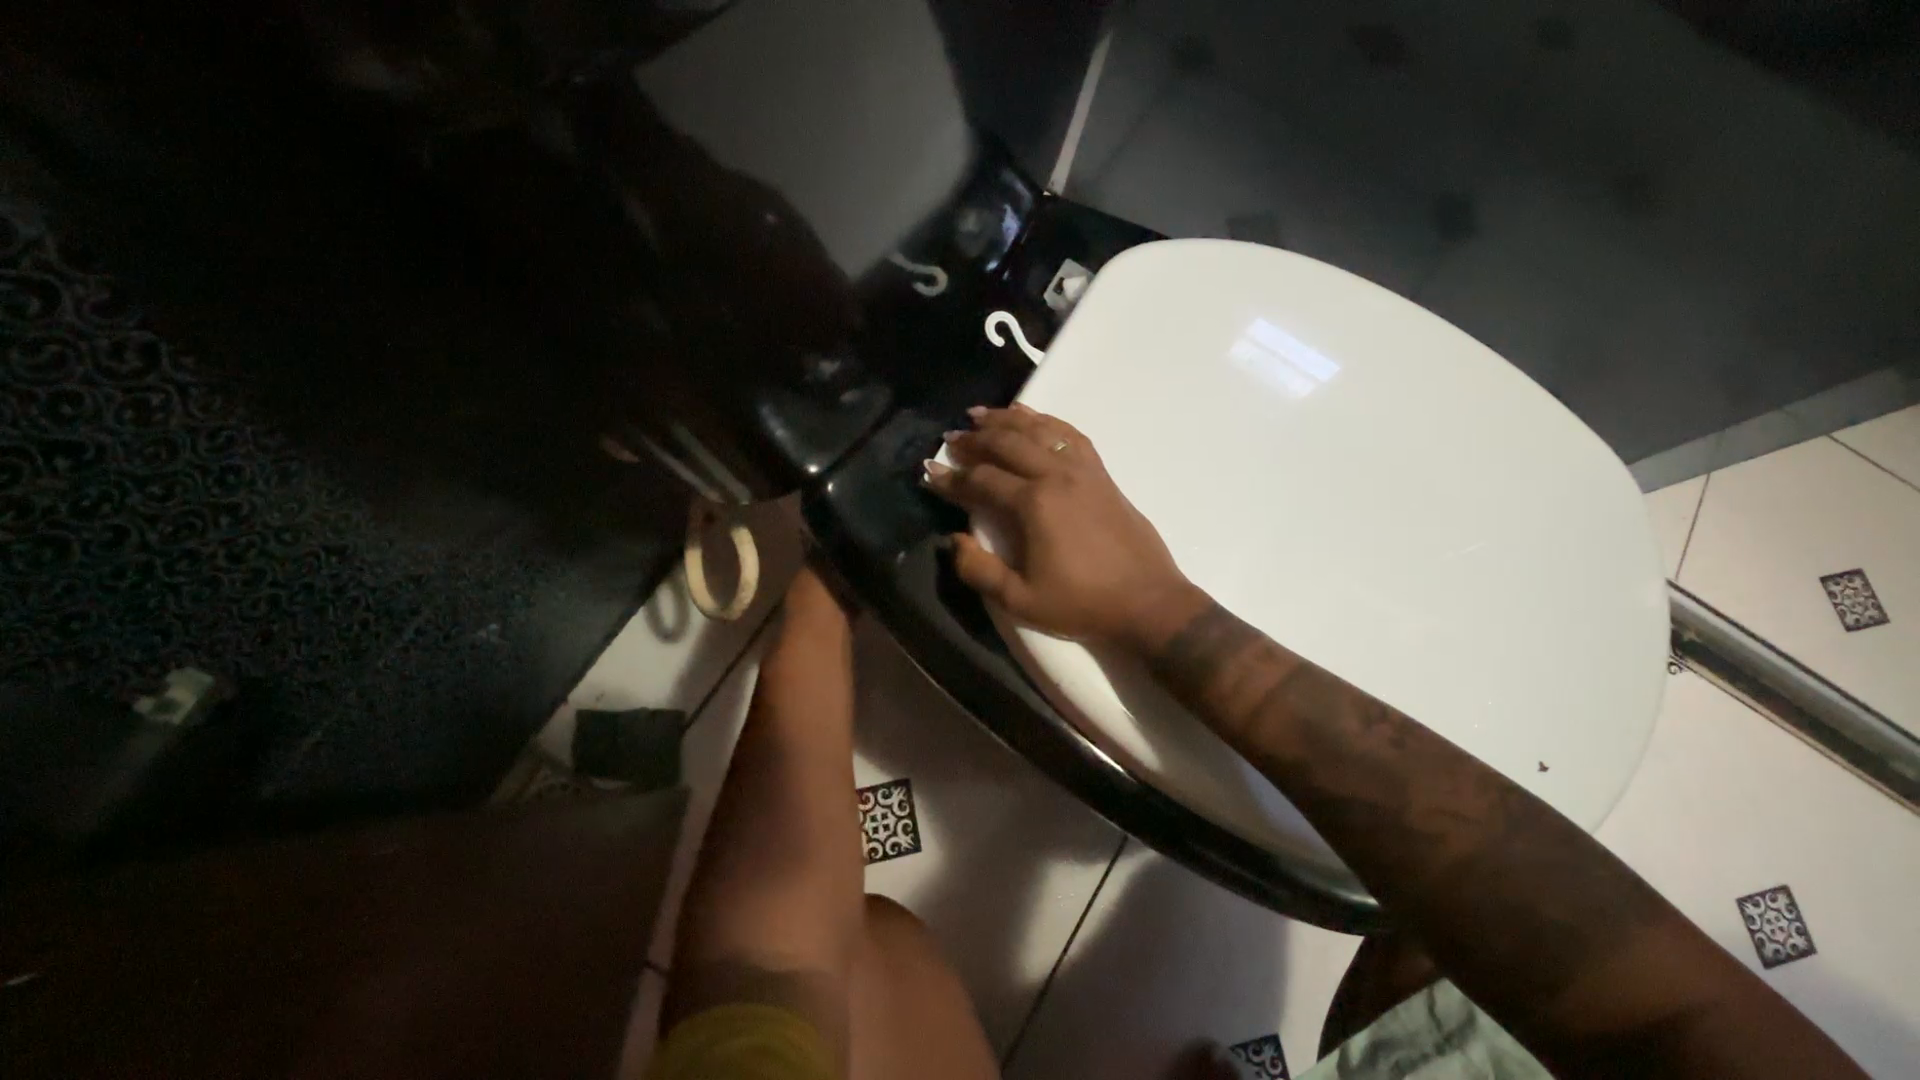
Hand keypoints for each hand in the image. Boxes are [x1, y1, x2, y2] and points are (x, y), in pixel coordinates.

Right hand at [923, 405, 1203, 647]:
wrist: (1147, 601)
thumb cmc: (1082, 604)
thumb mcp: (1021, 600)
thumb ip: (979, 570)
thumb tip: (954, 542)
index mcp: (1034, 504)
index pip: (982, 480)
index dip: (951, 476)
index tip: (929, 472)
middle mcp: (1056, 476)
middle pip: (1008, 443)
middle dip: (974, 439)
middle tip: (951, 439)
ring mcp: (1083, 471)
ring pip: (1039, 430)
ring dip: (1006, 419)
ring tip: (980, 415)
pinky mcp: (1102, 474)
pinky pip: (1070, 434)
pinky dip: (1046, 420)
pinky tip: (1031, 418)